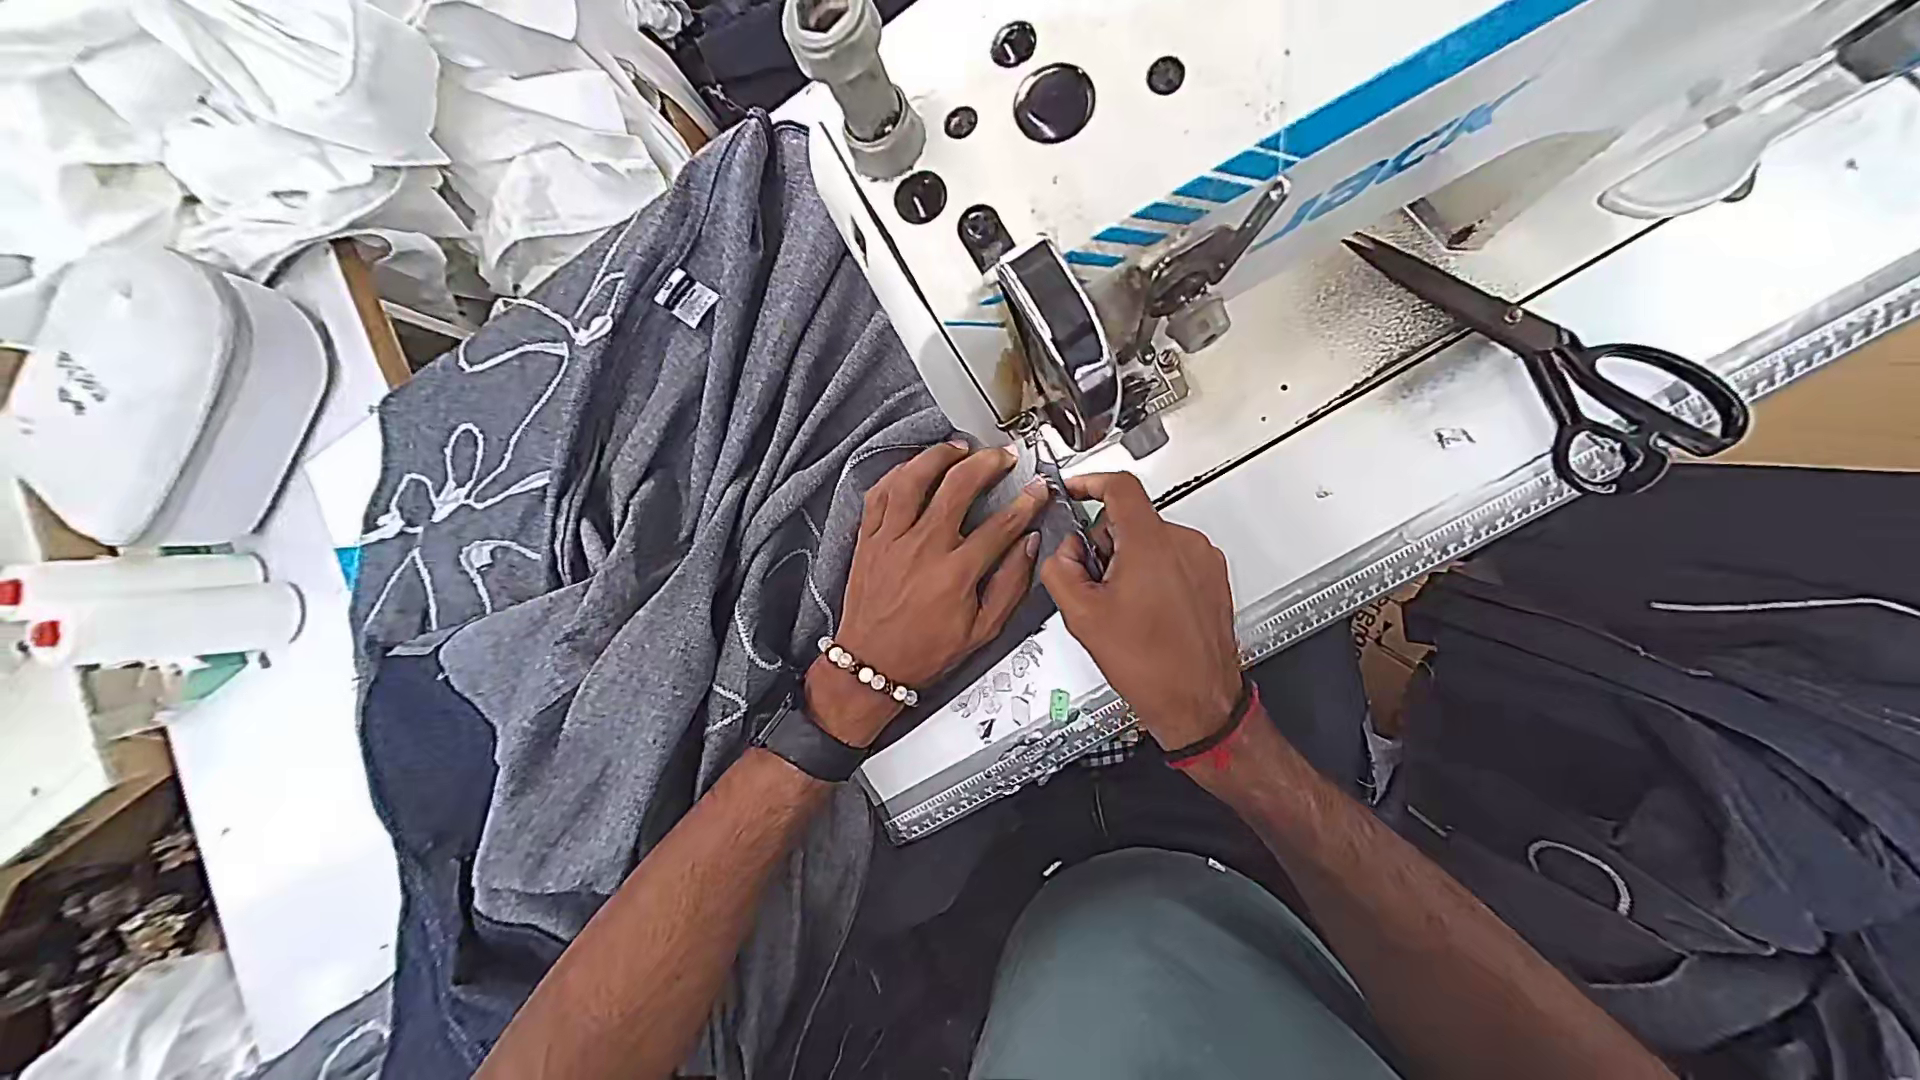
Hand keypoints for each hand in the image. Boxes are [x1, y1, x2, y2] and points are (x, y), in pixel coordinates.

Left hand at [807, 441, 1048, 745]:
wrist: (872, 664)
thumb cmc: (923, 650)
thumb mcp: (982, 630)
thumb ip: (1011, 585)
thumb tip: (1027, 547)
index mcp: (955, 574)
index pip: (1001, 524)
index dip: (1026, 501)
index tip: (1037, 490)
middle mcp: (922, 549)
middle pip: (958, 486)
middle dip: (987, 463)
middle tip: (1000, 457)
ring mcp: (891, 540)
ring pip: (914, 479)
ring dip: (939, 456)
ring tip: (958, 447)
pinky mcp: (869, 539)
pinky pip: (879, 493)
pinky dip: (898, 473)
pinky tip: (914, 467)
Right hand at [1038, 472, 1241, 750]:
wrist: (1198, 701)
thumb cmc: (1153, 667)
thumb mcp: (1082, 616)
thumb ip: (1060, 569)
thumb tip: (1063, 552)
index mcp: (1150, 545)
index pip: (1119, 487)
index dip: (1090, 482)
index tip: (1076, 489)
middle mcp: (1183, 544)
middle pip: (1130, 519)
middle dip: (1103, 543)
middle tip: (1094, 582)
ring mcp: (1202, 560)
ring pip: (1150, 540)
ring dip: (1128, 561)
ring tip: (1124, 605)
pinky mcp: (1212, 577)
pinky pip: (1173, 558)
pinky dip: (1153, 573)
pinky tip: (1146, 610)